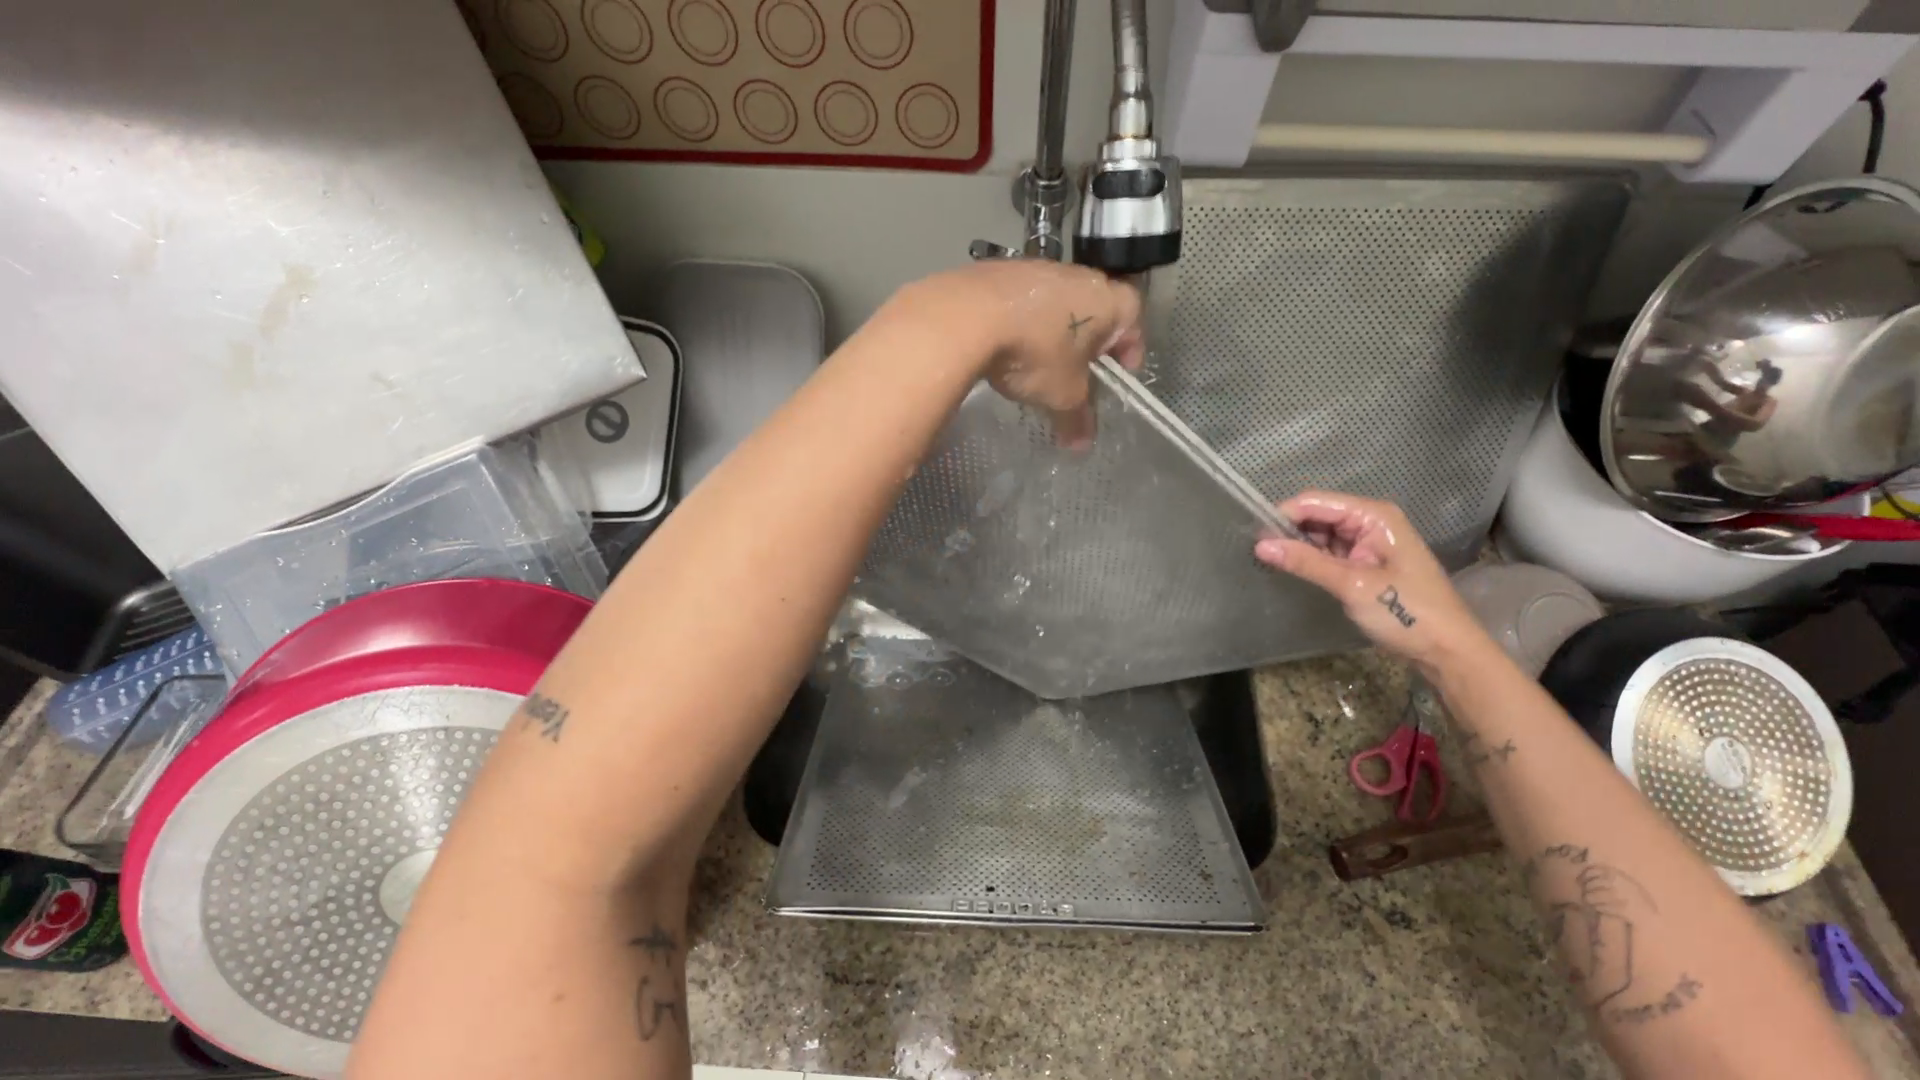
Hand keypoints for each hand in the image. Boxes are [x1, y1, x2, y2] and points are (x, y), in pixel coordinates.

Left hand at [890, 260, 1143, 445]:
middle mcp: (1080, 275)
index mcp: (1109, 300)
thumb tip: (1082, 444)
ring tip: (1040, 359)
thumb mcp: (1062, 395)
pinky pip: (1023, 299)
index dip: (1130, 349)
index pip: (1134, 321)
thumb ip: (1077, 418)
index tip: (1120, 372)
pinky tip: (1006, 343)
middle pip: (1096, 308)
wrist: (968, 315)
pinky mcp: (1001, 268)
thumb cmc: (1035, 353)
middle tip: (1081, 370)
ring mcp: (1038, 267)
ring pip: (1057, 302)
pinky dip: (1022, 319)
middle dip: (1090, 340)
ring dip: (1054, 328)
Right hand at [1252, 491, 1493, 676]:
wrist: (1447, 649)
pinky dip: (1313, 559)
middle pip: (1317, 515)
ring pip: (1321, 534)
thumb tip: (1260, 545)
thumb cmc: (1406, 613)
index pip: (1315, 502)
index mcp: (1373, 515)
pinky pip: (1331, 551)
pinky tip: (1295, 570)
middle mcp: (1371, 521)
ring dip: (1299, 547)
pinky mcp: (1367, 562)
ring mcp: (1369, 541)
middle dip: (1289, 531)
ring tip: (1272, 563)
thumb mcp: (1351, 585)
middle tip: (1260, 554)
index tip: (1254, 538)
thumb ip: (1305, 562)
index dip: (1283, 515)